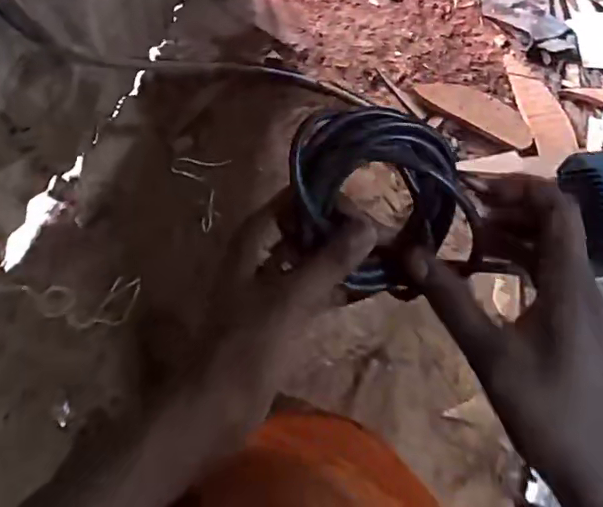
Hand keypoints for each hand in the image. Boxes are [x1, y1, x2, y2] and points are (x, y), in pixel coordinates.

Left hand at [24, 191, 373, 506]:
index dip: (325, 193)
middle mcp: (262, 252)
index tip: (364, 196)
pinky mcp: (282, 313)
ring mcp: (272, 283)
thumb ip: (328, 262)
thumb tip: (366, 224)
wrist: (214, 408)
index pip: (292, 198)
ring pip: (313, 257)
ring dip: (344, 255)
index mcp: (253, 238)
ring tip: (387, 250)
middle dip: (341, 225)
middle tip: (385, 226)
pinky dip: (340, 284)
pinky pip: (316, 288)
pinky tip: (372, 284)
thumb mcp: (289, 299)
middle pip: (305, 226)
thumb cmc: (245, 346)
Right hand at [403, 178, 602, 506]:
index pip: (558, 207)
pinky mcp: (573, 317)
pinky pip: (545, 267)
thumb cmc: (549, 412)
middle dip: (507, 203)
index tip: (475, 188)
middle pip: (552, 219)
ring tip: (466, 232)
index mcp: (569, 282)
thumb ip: (451, 301)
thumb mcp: (491, 357)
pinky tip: (482, 266)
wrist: (599, 476)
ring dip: (509, 229)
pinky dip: (515, 255)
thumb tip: (410, 253)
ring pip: (548, 242)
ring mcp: (579, 300)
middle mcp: (579, 281)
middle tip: (463, 205)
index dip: (520, 186)